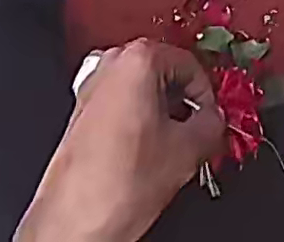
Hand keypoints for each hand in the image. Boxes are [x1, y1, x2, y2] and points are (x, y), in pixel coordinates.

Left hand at [15, 40, 224, 241]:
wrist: (69, 228)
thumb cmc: (115, 186)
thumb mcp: (186, 151)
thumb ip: (212, 124)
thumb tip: (214, 119)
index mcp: (139, 59)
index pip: (190, 64)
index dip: (207, 94)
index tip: (211, 116)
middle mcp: (112, 63)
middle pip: (165, 72)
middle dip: (184, 102)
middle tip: (196, 129)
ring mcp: (92, 86)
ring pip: (142, 88)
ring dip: (162, 111)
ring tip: (171, 145)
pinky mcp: (80, 111)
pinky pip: (121, 102)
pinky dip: (138, 119)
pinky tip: (144, 152)